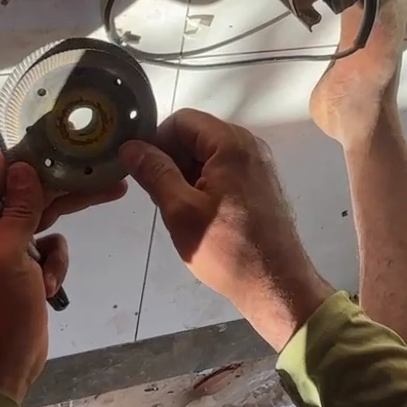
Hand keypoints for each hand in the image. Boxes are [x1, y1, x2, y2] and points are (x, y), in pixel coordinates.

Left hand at [0, 153, 123, 399]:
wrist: (1, 368)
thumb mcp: (10, 254)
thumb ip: (20, 209)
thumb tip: (24, 168)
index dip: (27, 157)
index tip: (59, 139)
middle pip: (31, 194)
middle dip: (65, 190)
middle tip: (105, 175)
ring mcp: (8, 248)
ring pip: (46, 220)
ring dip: (60, 239)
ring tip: (88, 226)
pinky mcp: (27, 267)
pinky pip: (51, 248)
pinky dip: (56, 266)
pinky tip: (49, 289)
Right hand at [120, 110, 332, 349]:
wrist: (276, 285)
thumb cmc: (227, 249)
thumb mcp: (180, 211)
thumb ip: (154, 173)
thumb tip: (130, 147)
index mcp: (231, 143)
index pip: (182, 120)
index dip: (157, 141)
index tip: (146, 172)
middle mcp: (248, 145)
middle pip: (196, 134)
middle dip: (172, 159)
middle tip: (163, 196)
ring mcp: (257, 163)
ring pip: (207, 154)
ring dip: (186, 174)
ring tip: (181, 210)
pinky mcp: (260, 182)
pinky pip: (223, 169)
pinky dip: (204, 184)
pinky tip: (200, 214)